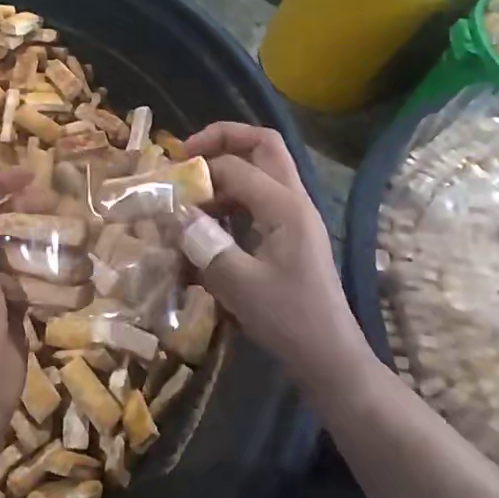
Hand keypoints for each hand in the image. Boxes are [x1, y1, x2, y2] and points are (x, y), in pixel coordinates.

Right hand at [179, 124, 374, 397]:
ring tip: (193, 194)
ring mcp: (295, 217)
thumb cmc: (289, 320)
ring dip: (227, 170)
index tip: (169, 188)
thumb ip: (205, 244)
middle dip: (223, 140)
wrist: (330, 357)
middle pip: (263, 146)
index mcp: (285, 207)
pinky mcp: (290, 234)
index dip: (200, 171)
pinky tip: (209, 223)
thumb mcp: (240, 285)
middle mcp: (294, 201)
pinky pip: (260, 198)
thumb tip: (175, 213)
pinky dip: (233, 198)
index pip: (236, 167)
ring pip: (262, 169)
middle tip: (186, 154)